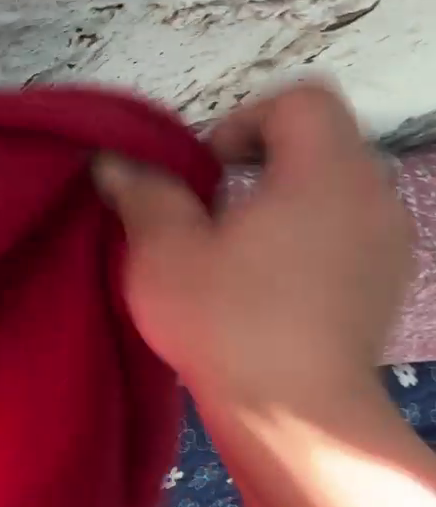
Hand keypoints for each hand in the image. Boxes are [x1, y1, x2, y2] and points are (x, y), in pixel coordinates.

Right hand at [94, 82, 414, 423]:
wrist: (292, 406)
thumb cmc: (224, 315)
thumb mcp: (161, 247)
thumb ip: (143, 191)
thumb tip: (115, 161)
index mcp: (325, 175)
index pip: (301, 100)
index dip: (239, 122)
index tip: (201, 173)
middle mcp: (374, 194)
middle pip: (315, 142)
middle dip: (251, 164)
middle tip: (199, 213)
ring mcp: (389, 238)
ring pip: (327, 186)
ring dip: (273, 201)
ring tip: (224, 250)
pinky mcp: (385, 277)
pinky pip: (340, 226)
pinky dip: (298, 235)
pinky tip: (258, 280)